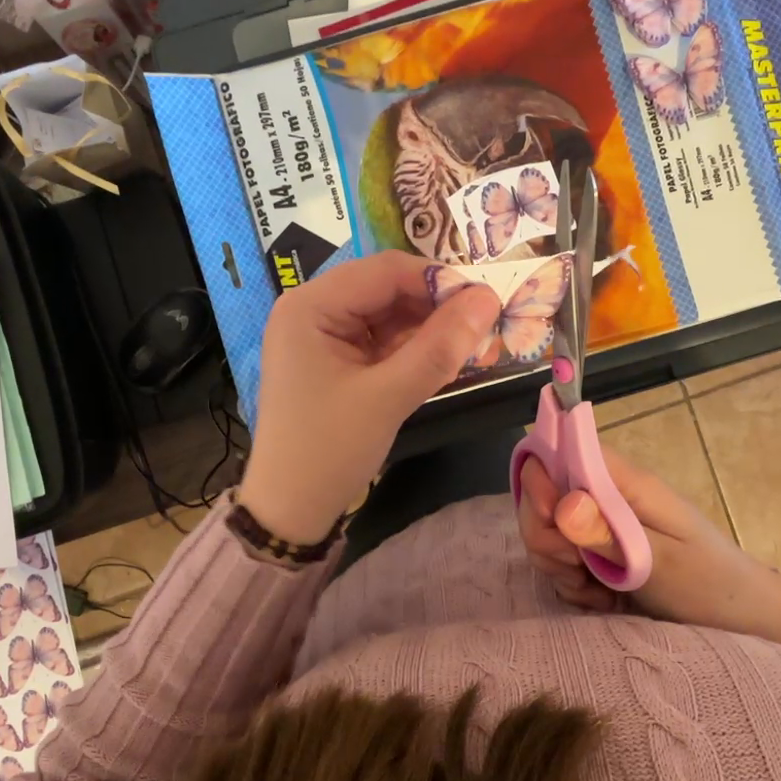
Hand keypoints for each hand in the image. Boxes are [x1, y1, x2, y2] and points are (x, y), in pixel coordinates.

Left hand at [240, 253, 500, 543]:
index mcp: (310, 306)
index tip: (487, 303)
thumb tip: (489, 297)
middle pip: (387, 288)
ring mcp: (323, 336)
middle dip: (435, 305)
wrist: (290, 509)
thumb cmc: (329, 450)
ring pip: (388, 314)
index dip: (439, 280)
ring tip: (469, 346)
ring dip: (428, 328)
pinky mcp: (335, 361)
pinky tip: (442, 361)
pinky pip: (381, 341)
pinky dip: (412, 348)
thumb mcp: (389, 396)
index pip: (386, 270)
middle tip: (484, 327)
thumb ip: (440, 346)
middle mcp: (313, 309)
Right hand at [516, 446, 780, 649]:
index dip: (540, 478)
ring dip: (558, 567)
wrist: (739, 619)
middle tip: (576, 567)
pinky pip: (559, 565)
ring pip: (546, 534)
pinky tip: (599, 601)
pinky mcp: (596, 557)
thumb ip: (609, 533)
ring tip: (595, 591)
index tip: (550, 519)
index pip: (562, 451)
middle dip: (545, 536)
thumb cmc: (708, 583)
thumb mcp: (661, 561)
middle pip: (542, 496)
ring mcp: (599, 528)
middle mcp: (606, 497)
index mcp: (625, 484)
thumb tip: (563, 502)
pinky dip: (570, 585)